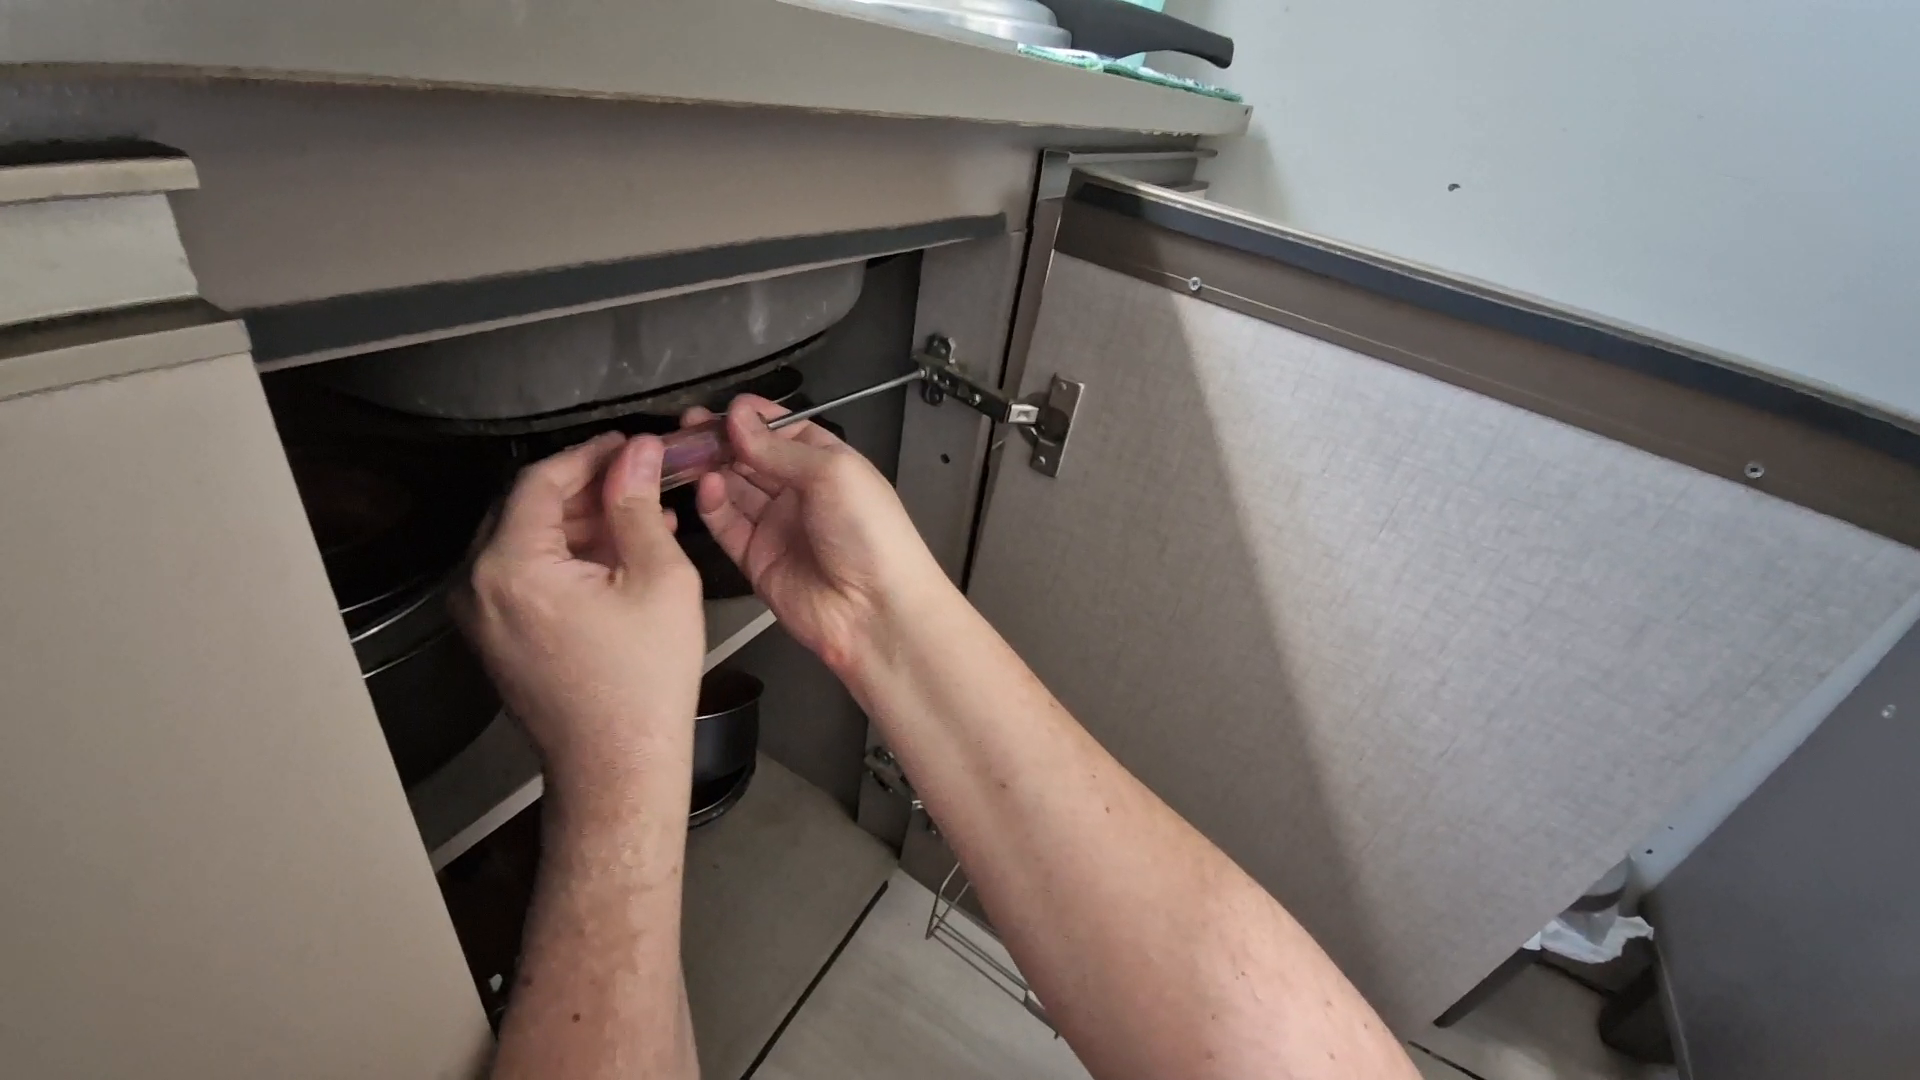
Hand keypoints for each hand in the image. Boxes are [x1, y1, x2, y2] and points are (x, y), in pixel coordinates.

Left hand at [454, 432, 704, 803]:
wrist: (618, 763)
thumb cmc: (644, 677)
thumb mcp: (659, 577)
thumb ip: (639, 506)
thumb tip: (639, 455)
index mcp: (512, 566)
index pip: (540, 480)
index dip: (590, 455)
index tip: (631, 445)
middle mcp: (479, 586)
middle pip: (529, 508)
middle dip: (588, 488)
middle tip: (642, 478)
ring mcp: (482, 616)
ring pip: (530, 542)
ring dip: (584, 523)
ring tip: (643, 518)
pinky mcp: (498, 637)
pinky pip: (528, 577)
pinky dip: (571, 558)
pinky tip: (621, 557)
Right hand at [685, 395, 950, 674]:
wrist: (875, 610)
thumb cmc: (871, 534)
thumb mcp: (831, 473)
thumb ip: (778, 447)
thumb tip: (738, 416)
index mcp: (829, 465)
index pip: (785, 430)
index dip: (754, 418)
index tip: (725, 407)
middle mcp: (802, 494)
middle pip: (753, 458)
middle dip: (723, 440)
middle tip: (691, 425)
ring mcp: (778, 526)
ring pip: (734, 488)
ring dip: (711, 468)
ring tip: (686, 450)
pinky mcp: (757, 558)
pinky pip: (727, 525)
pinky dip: (712, 504)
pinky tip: (705, 486)